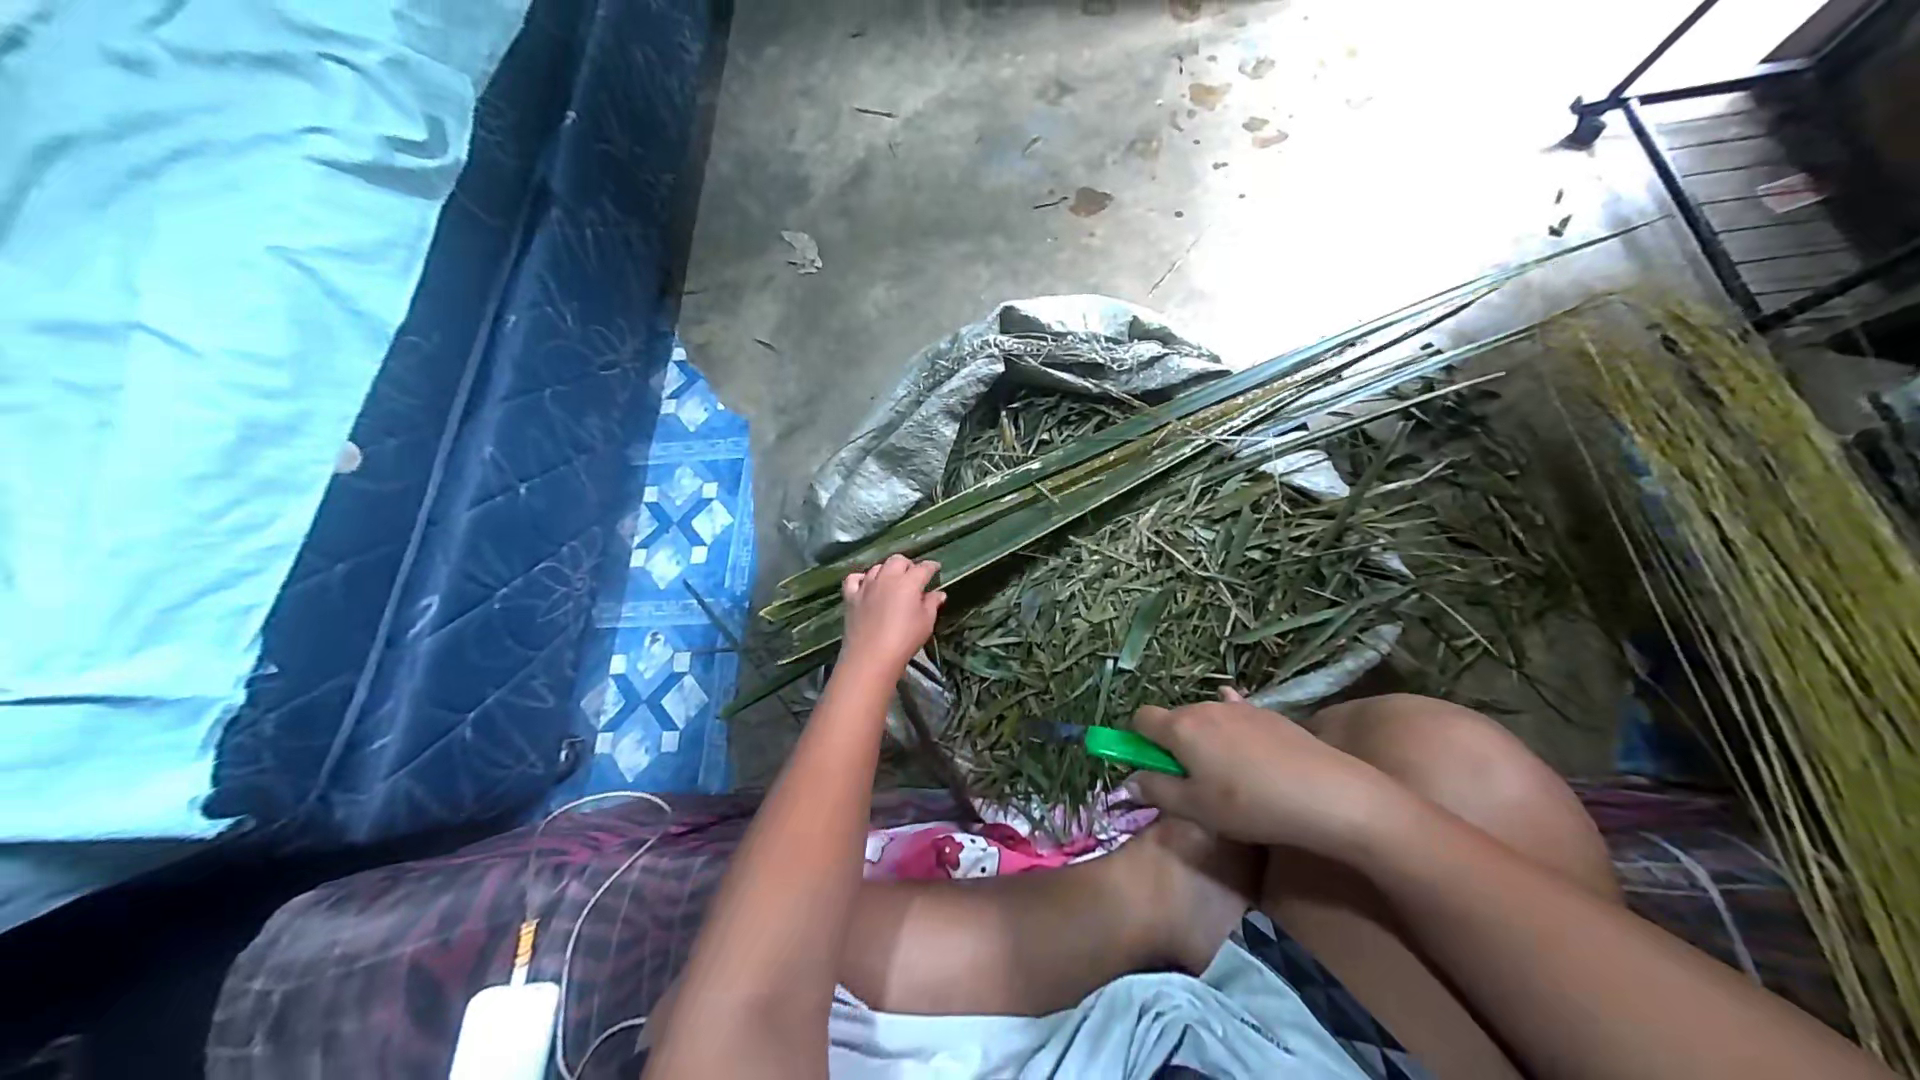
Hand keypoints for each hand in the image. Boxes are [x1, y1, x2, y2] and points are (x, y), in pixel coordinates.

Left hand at [839, 554, 945, 674]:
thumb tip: (938, 593)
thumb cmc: (904, 640)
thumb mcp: (926, 622)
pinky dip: (861, 579)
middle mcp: (887, 578)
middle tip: (913, 575)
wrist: (871, 657)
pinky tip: (865, 584)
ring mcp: (866, 586)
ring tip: (892, 580)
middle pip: (898, 561)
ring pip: (877, 567)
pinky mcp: (851, 597)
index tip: (935, 568)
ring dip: (887, 570)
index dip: (931, 566)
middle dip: (908, 565)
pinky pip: (854, 579)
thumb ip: (932, 604)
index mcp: (908, 582)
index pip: (923, 568)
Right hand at [1124, 688, 1412, 854]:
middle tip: (1192, 782)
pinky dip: (1232, 733)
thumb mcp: (1197, 808)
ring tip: (1228, 776)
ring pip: (1206, 719)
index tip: (1155, 769)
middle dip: (1173, 744)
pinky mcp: (1269, 713)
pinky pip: (1236, 717)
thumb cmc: (1252, 804)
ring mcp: (1240, 707)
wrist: (1330, 795)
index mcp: (1180, 727)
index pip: (1141, 719)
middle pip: (1174, 718)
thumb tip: (1132, 781)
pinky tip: (1248, 753)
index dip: (1140, 742)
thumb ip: (1157, 790)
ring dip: (1204, 740)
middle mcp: (1205, 707)